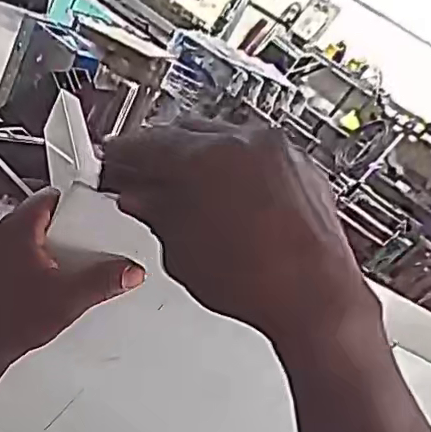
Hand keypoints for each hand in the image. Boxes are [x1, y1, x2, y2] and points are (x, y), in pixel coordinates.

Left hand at [0, 189, 144, 366]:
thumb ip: (104, 281)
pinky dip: (26, 261)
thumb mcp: (70, 298)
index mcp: (16, 231)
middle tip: (78, 245)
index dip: (71, 206)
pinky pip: (10, 255)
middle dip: (59, 229)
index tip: (85, 216)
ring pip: (21, 236)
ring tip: (61, 265)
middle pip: (35, 217)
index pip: (47, 198)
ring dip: (42, 246)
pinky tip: (41, 282)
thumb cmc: (14, 323)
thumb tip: (128, 271)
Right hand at [103, 120, 375, 343]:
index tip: (114, 167)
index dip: (123, 158)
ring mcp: (279, 152)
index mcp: (208, 157)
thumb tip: (142, 199)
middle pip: (186, 133)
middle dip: (159, 154)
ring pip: (223, 139)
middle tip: (141, 179)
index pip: (148, 144)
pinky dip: (231, 169)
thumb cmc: (258, 282)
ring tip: (181, 192)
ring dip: (197, 159)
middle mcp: (247, 142)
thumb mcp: (183, 253)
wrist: (315, 298)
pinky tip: (221, 197)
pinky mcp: (301, 169)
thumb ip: (156, 214)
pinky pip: (255, 155)